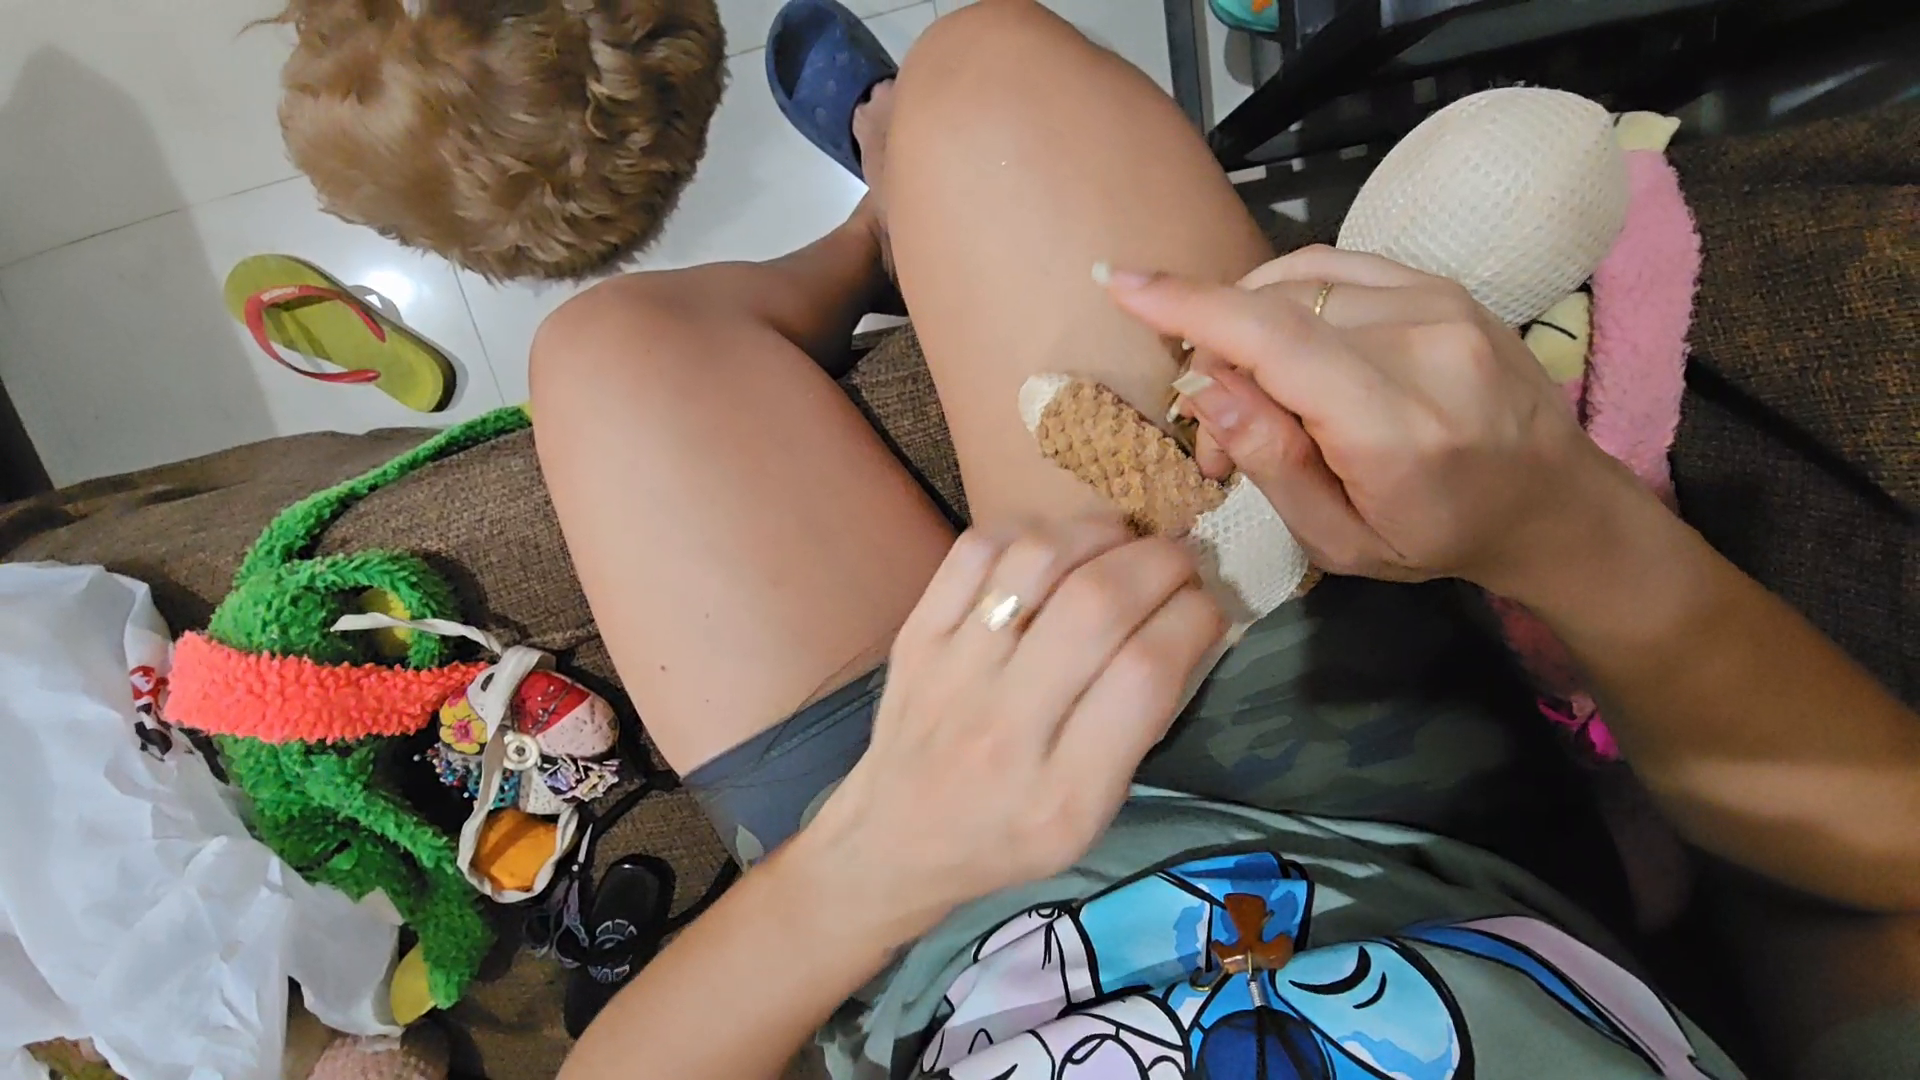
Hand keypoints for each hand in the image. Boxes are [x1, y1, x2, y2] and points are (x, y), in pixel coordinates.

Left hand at [802, 518, 1225, 935]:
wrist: (896, 835)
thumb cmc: (1007, 833)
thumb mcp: (1090, 818)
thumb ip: (1137, 728)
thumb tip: (1185, 621)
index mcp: (1062, 793)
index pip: (1144, 675)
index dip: (1193, 618)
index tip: (1208, 604)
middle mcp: (1002, 727)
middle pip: (1096, 606)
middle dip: (1159, 564)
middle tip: (1180, 559)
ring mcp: (950, 673)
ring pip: (1034, 563)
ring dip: (1096, 534)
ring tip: (1121, 540)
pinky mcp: (916, 635)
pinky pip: (973, 553)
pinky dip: (1026, 531)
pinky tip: (1054, 544)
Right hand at [1105, 245, 1639, 602]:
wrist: (1551, 501)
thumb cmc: (1434, 537)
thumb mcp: (1338, 539)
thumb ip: (1273, 462)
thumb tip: (1207, 390)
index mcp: (1398, 426)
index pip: (1278, 340)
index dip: (1193, 307)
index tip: (1122, 283)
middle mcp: (1426, 344)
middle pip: (1274, 311)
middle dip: (1215, 356)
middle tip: (1215, 431)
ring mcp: (1443, 302)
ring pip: (1296, 283)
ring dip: (1245, 328)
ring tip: (1250, 393)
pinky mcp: (1443, 284)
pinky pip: (1331, 268)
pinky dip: (1281, 299)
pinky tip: (1281, 345)